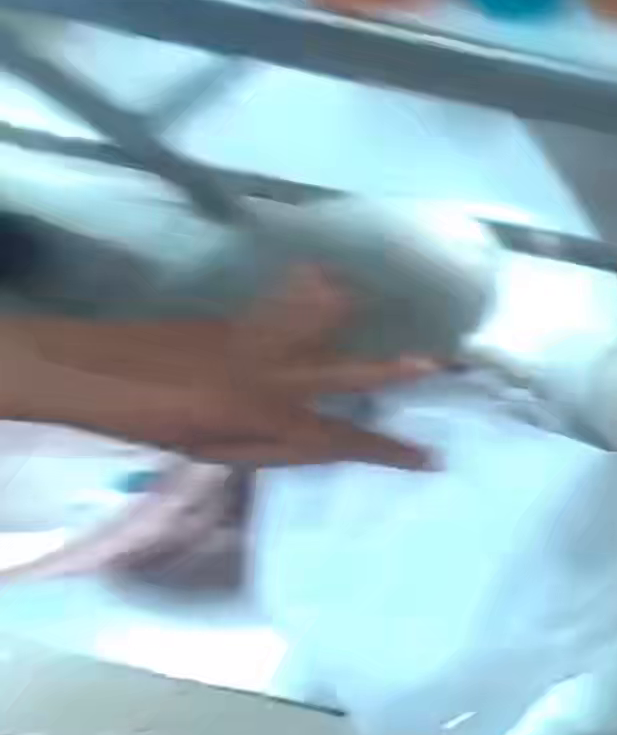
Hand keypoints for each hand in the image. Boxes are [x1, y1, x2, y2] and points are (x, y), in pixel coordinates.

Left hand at [0, 266, 437, 467]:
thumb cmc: (148, 422)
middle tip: (435, 362)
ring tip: (359, 288)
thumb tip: (325, 445)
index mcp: (265, 417)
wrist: (64, 369)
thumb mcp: (213, 450)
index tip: (432, 460)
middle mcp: (267, 380)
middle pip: (343, 376)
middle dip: (392, 372)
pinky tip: (316, 274)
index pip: (344, 441)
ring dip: (336, 309)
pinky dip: (298, 292)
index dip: (391, 452)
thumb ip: (273, 448)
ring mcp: (246, 346)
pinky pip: (274, 309)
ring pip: (305, 326)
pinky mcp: (225, 324)